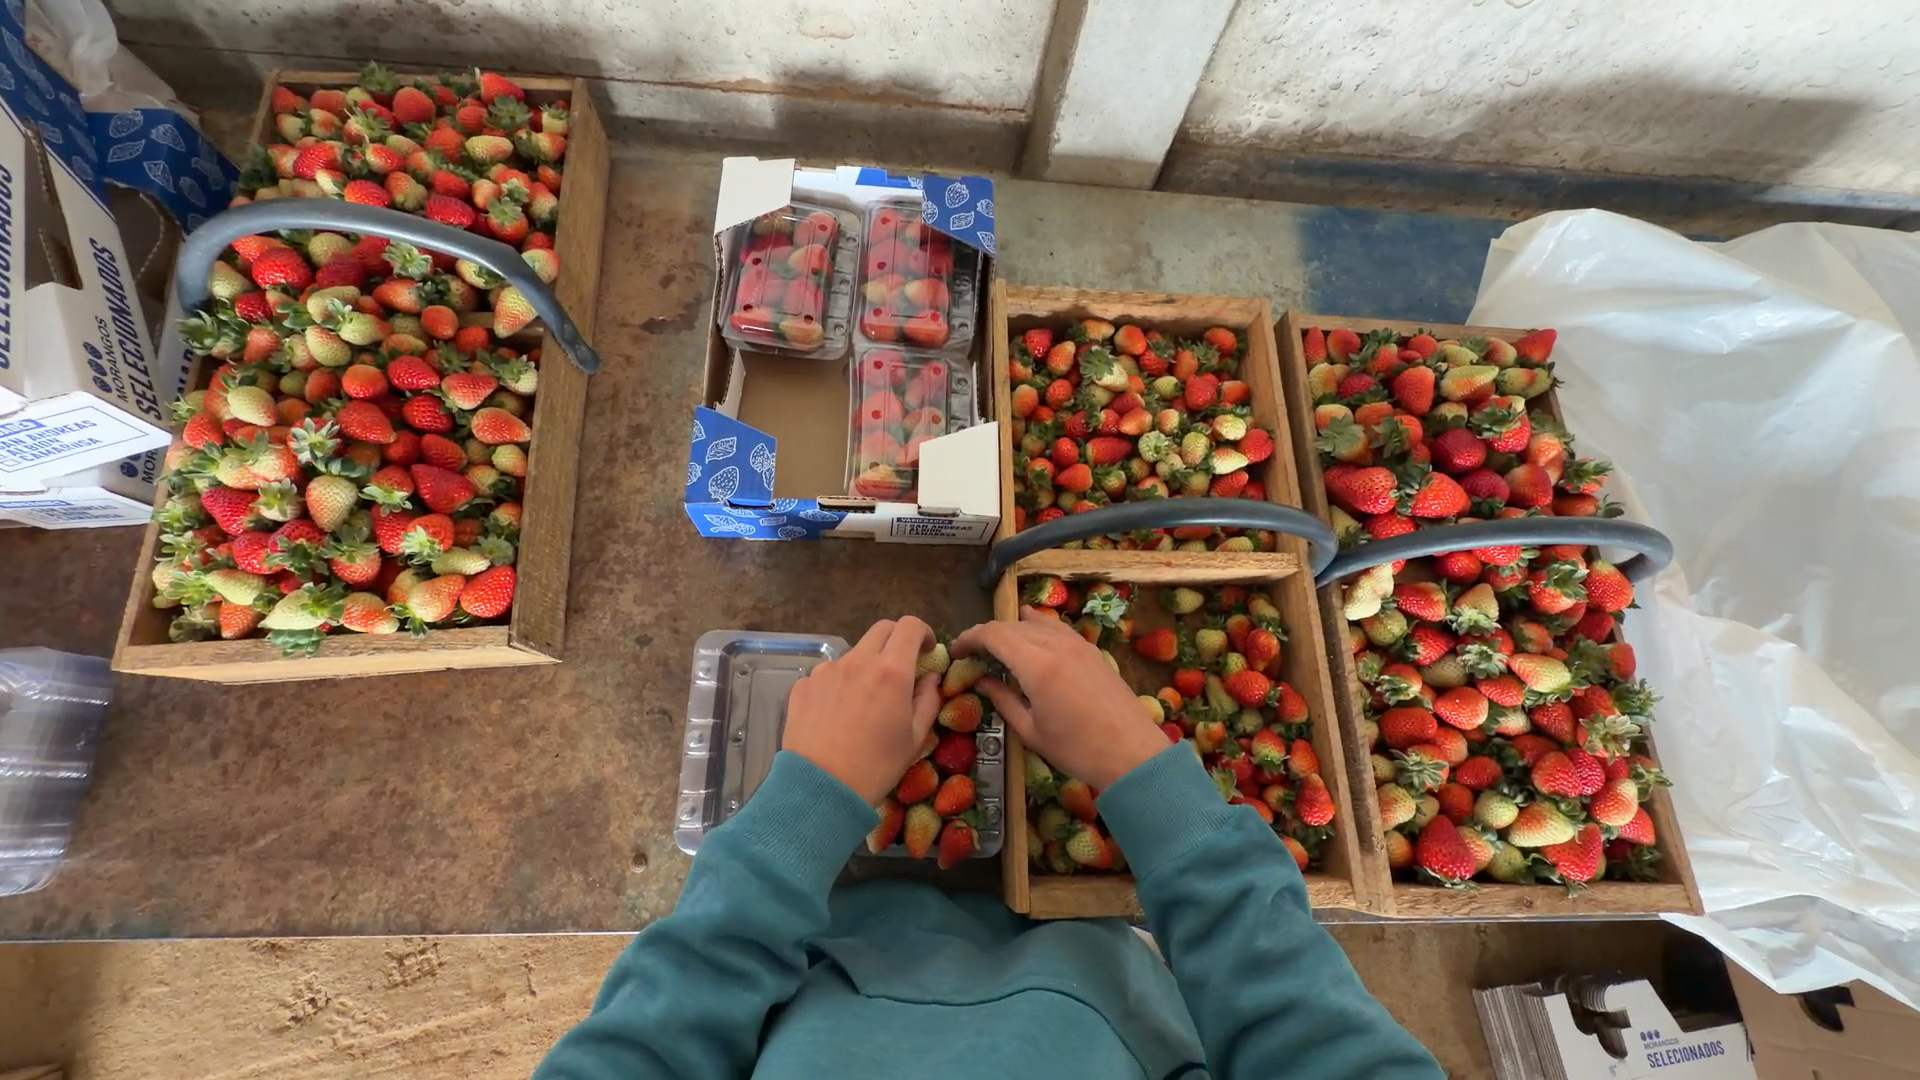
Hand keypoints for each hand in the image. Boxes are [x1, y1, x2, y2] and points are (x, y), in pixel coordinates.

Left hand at [784, 616, 942, 804]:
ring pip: (853, 654)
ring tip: (863, 701)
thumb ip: (928, 699)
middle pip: (881, 630)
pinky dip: (839, 684)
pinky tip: (836, 714)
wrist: (820, 789)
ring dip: (866, 665)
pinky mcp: (803, 685)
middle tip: (900, 667)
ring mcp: (826, 670)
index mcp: (891, 671)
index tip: (925, 649)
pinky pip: (828, 674)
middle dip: (896, 640)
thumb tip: (929, 676)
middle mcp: (858, 661)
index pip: (909, 625)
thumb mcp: (915, 738)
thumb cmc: (876, 766)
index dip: (922, 631)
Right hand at [951, 607, 1166, 789]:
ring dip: (1012, 630)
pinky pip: (1056, 627)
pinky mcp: (1091, 649)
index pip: (993, 634)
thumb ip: (1003, 700)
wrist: (1133, 754)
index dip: (969, 638)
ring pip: (1034, 622)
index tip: (956, 651)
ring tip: (1000, 650)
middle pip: (1011, 625)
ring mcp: (1077, 643)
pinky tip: (1031, 640)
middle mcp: (1056, 645)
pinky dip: (1037, 628)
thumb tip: (983, 680)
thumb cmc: (1077, 750)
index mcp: (1037, 666)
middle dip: (987, 635)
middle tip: (973, 654)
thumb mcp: (1031, 731)